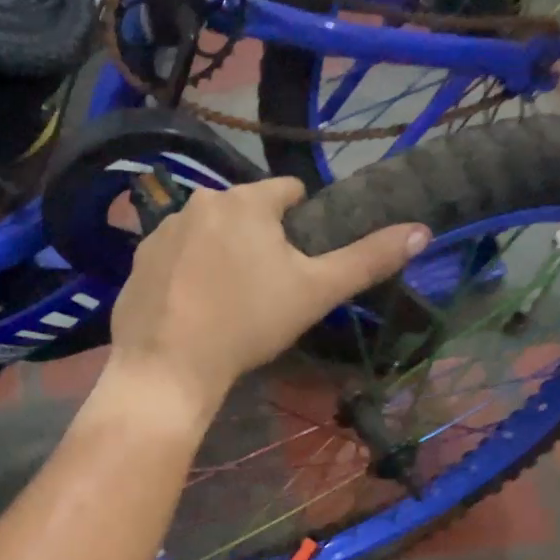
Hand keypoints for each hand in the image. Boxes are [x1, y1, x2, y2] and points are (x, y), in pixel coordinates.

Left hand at [107, 178, 429, 413]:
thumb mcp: (316, 292)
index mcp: (246, 200)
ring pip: (207, 233)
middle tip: (264, 291)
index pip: (288, 192)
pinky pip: (174, 258)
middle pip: (245, 212)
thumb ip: (368, 259)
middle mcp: (200, 201)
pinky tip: (191, 311)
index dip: (301, 223)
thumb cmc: (248, 324)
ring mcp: (161, 230)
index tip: (299, 263)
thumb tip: (423, 230)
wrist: (167, 366)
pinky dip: (186, 274)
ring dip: (220, 254)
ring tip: (226, 304)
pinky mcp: (137, 261)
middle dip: (258, 241)